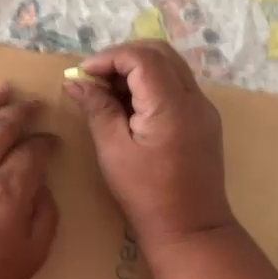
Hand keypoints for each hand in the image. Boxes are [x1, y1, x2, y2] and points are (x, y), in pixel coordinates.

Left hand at [0, 86, 59, 278]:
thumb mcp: (33, 252)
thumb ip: (44, 213)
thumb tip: (40, 183)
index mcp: (8, 192)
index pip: (32, 152)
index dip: (46, 142)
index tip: (54, 141)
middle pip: (1, 128)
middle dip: (22, 111)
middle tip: (35, 102)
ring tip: (2, 86)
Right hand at [64, 41, 234, 249]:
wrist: (190, 226)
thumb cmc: (145, 191)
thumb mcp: (112, 148)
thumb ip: (97, 108)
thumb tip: (75, 81)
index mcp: (172, 106)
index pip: (142, 58)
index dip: (108, 58)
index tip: (82, 75)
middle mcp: (194, 99)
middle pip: (159, 52)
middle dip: (121, 57)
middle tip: (93, 78)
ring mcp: (202, 108)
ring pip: (169, 65)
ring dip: (134, 68)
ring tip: (105, 91)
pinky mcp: (201, 119)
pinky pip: (174, 84)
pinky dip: (147, 82)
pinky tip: (125, 105)